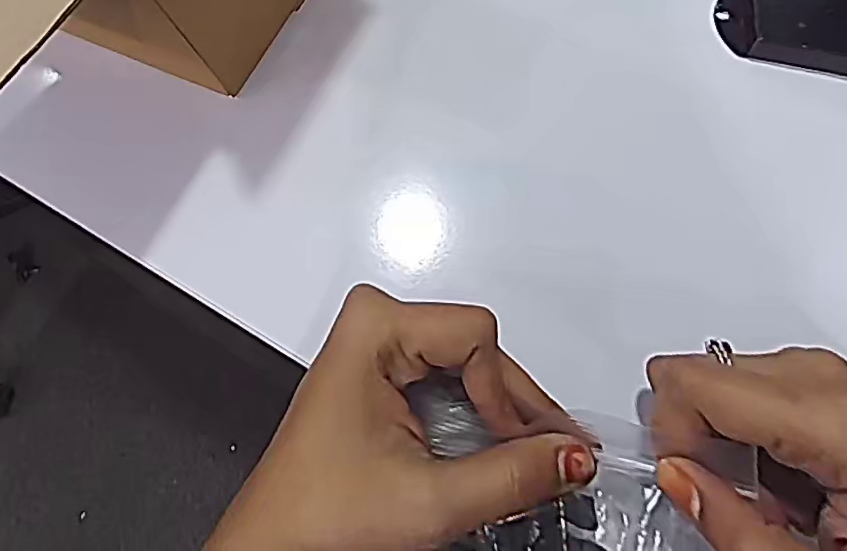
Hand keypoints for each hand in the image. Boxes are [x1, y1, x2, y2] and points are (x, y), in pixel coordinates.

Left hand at [205, 285, 595, 550]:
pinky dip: (473, 412)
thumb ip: (512, 475)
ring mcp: (373, 338)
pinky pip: (444, 371)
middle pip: (474, 343)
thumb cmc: (319, 511)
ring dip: (497, 412)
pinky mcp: (378, 360)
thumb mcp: (429, 499)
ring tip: (523, 460)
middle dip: (512, 405)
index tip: (525, 447)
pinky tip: (490, 448)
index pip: (477, 334)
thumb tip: (568, 453)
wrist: (278, 539)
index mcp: (374, 322)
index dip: (509, 395)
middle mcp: (372, 318)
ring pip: (464, 358)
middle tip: (550, 457)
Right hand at [646, 347, 846, 550]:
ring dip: (719, 437)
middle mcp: (825, 377)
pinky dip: (742, 432)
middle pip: (696, 372)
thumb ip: (740, 531)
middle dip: (696, 435)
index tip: (700, 486)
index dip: (674, 435)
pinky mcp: (823, 382)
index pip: (690, 379)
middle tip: (741, 501)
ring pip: (711, 377)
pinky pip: (739, 386)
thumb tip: (673, 474)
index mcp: (833, 416)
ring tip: (775, 499)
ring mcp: (825, 374)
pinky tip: (787, 481)